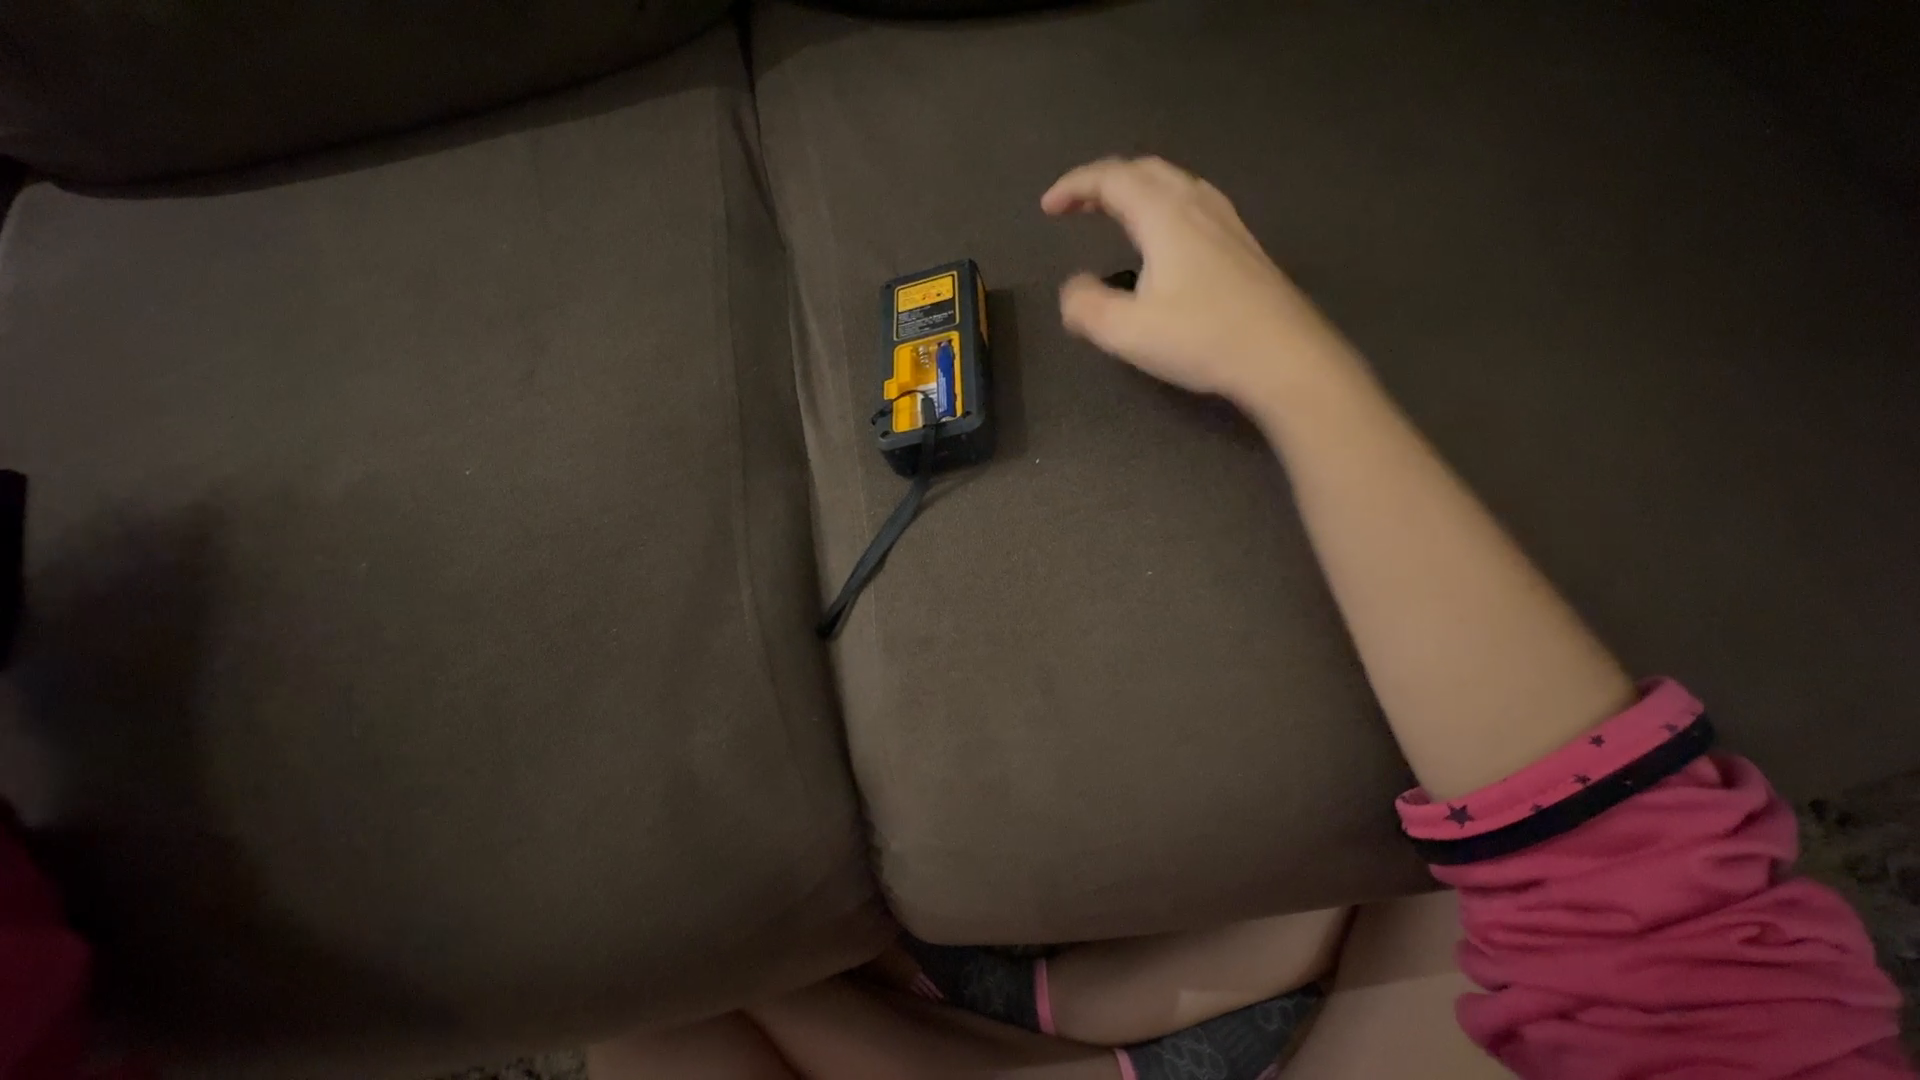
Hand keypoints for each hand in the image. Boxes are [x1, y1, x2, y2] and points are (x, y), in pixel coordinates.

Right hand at [1042, 157, 1351, 409]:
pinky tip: (1166, 238)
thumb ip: (1086, 307)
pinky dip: (1164, 206)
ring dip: (1137, 190)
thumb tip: (1071, 290)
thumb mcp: (1128, 332)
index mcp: (1164, 216)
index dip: (1074, 186)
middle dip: (1104, 182)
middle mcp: (1197, 206)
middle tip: (1077, 207)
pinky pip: (1195, 204)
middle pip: (1145, 171)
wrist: (1284, 357)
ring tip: (1116, 214)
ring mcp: (1227, 223)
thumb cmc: (1202, 339)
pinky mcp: (1244, 246)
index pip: (1111, 179)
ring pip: (1175, 184)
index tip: (1048, 207)